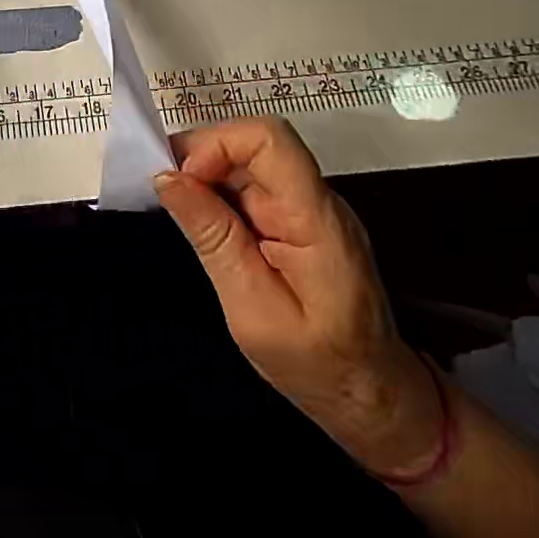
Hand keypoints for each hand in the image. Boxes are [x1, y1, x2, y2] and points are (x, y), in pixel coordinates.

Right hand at [154, 118, 444, 476]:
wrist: (372, 398)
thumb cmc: (316, 364)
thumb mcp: (252, 308)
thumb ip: (212, 237)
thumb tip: (166, 177)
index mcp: (315, 220)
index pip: (268, 139)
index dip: (215, 145)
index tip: (180, 182)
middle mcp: (315, 201)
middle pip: (251, 143)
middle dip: (198, 158)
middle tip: (167, 197)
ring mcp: (305, 207)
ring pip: (243, 160)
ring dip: (201, 175)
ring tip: (180, 214)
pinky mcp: (292, 217)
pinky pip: (246, 183)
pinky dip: (212, 191)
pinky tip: (200, 222)